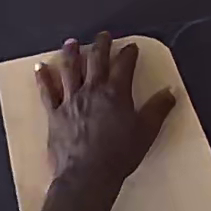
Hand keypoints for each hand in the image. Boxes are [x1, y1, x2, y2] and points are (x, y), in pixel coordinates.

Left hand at [37, 33, 176, 195]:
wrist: (87, 175)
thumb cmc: (119, 154)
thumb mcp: (146, 132)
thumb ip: (159, 109)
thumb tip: (170, 91)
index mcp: (116, 92)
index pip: (124, 65)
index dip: (128, 53)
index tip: (131, 47)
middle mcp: (92, 90)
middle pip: (96, 61)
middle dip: (101, 45)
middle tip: (103, 35)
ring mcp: (71, 100)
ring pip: (70, 70)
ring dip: (71, 54)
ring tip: (72, 42)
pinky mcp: (55, 114)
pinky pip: (48, 92)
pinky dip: (43, 78)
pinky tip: (40, 67)